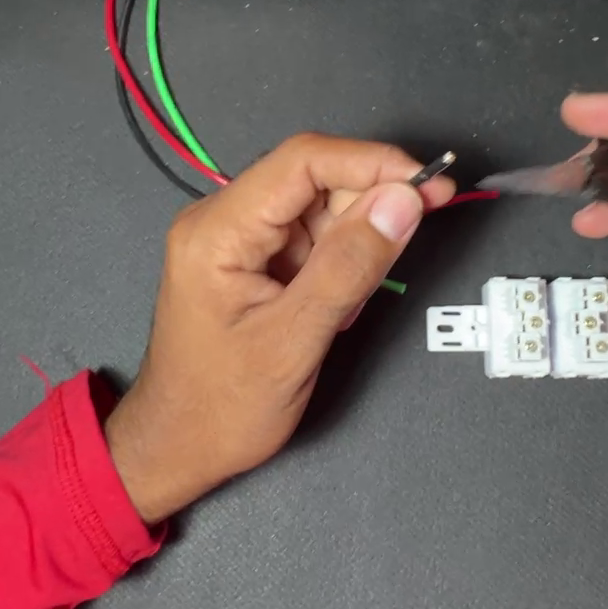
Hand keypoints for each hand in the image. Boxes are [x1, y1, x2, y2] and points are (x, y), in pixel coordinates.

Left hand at [105, 135, 455, 522]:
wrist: (178, 446)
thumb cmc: (221, 408)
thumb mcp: (294, 340)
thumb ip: (349, 267)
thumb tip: (402, 201)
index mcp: (217, 231)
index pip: (303, 162)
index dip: (373, 162)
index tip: (430, 185)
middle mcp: (220, 220)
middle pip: (313, 181)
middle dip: (367, 207)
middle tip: (404, 244)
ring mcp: (235, 238)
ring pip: (317, 210)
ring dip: (351, 247)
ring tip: (342, 309)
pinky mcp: (250, 258)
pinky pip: (309, 239)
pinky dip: (336, 265)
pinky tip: (330, 310)